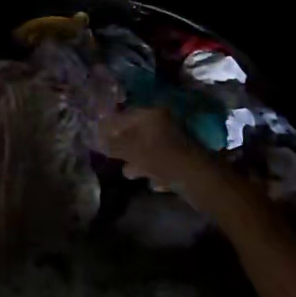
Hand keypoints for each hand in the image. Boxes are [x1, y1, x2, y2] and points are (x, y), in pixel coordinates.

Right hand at [101, 108, 239, 204]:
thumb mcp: (131, 150)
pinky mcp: (181, 159)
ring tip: (128, 173)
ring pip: (148, 148)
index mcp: (152, 115)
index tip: (96, 138)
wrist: (199, 180)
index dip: (108, 126)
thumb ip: (112, 144)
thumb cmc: (162, 158)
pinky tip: (150, 181)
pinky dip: (153, 169)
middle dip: (122, 145)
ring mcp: (174, 141)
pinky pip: (160, 161)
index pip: (123, 116)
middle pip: (135, 132)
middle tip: (109, 155)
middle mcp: (163, 124)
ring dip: (137, 160)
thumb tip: (95, 138)